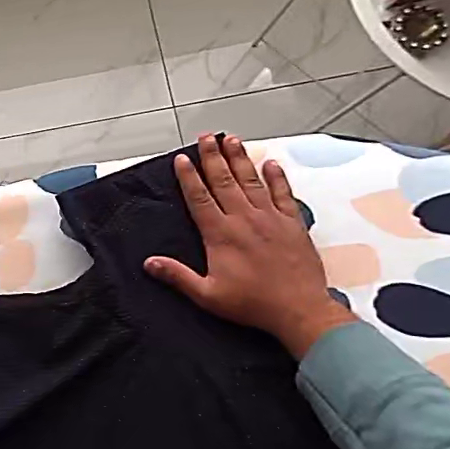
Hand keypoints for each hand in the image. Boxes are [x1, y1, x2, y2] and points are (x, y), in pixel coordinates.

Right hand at [145, 133, 357, 358]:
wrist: (299, 310)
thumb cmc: (253, 304)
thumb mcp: (207, 295)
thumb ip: (177, 276)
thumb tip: (150, 264)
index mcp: (221, 234)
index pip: (199, 197)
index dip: (189, 177)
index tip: (182, 159)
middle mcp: (244, 220)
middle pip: (224, 181)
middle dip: (213, 157)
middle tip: (206, 138)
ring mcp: (270, 219)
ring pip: (251, 181)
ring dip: (239, 159)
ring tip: (232, 140)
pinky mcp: (292, 224)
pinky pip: (283, 194)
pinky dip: (277, 177)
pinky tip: (270, 164)